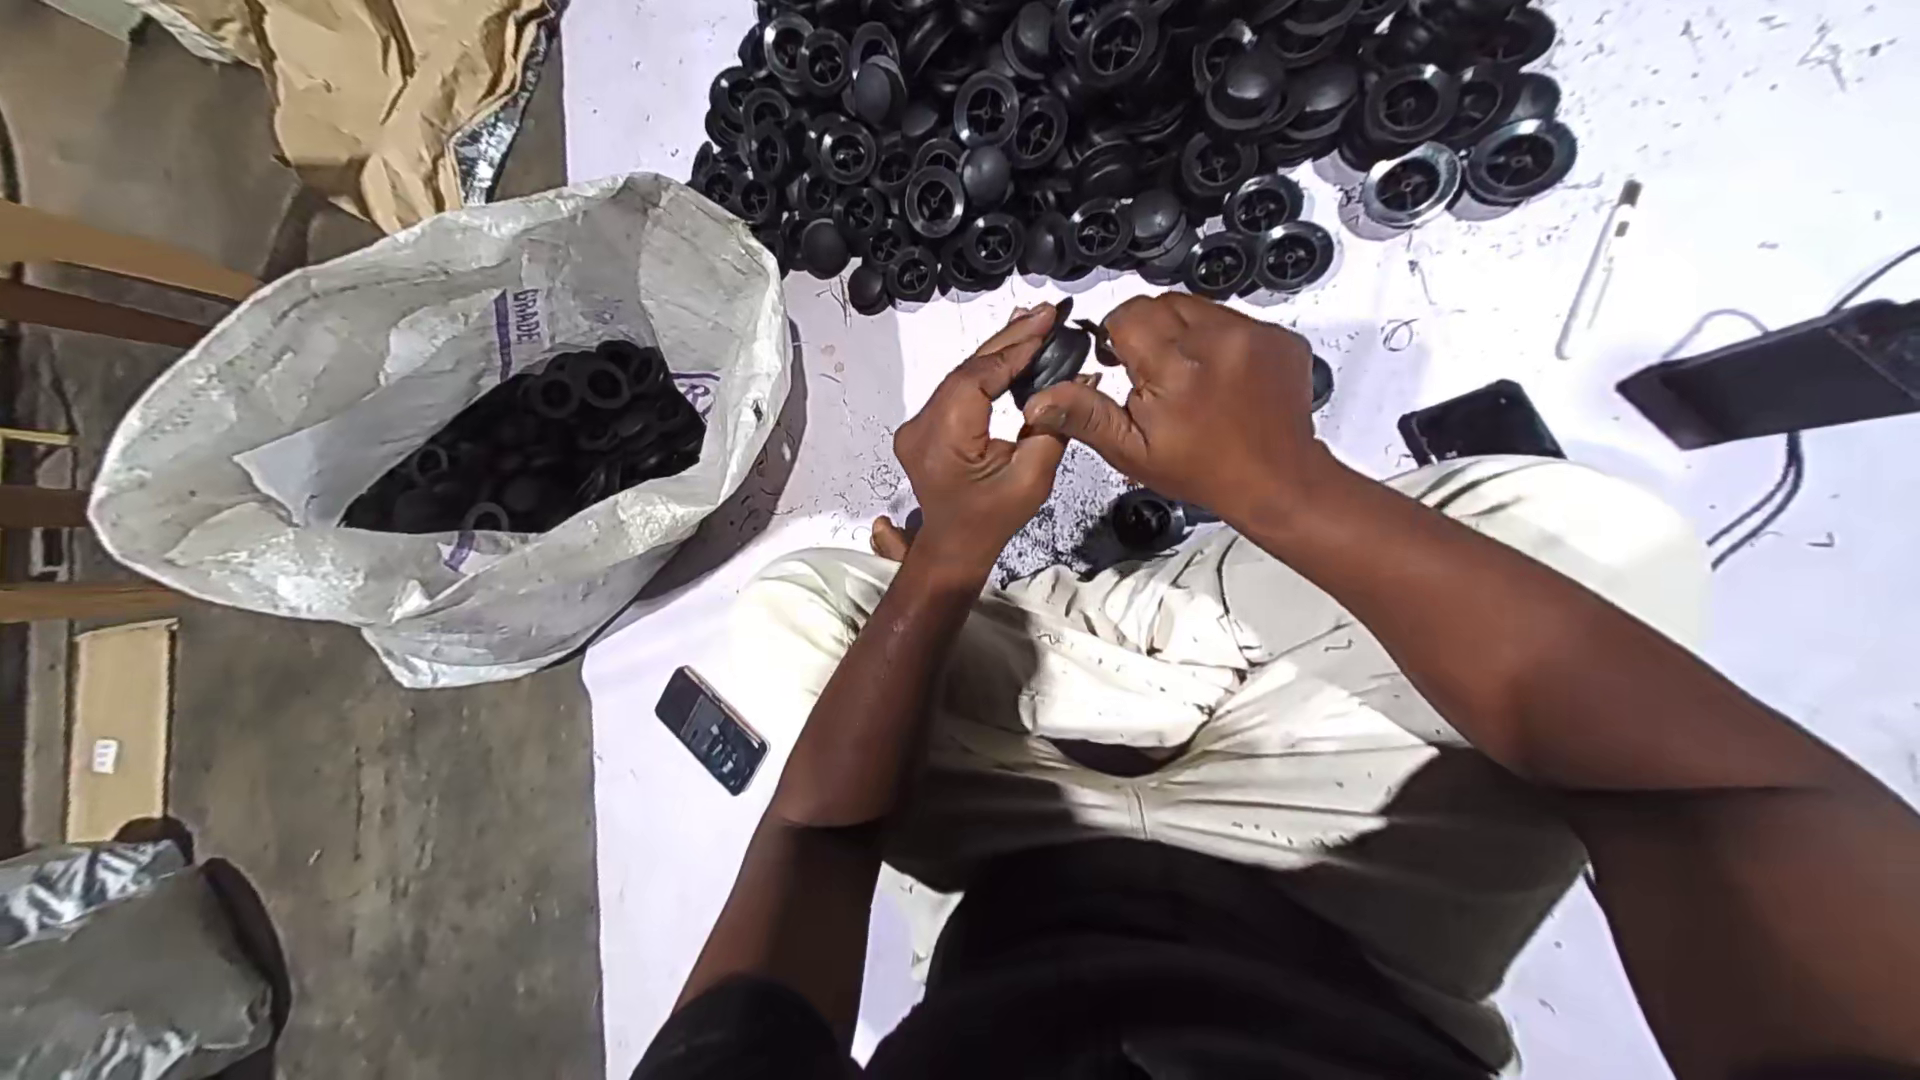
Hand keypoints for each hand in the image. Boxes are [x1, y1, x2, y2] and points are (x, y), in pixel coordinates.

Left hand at [885, 304, 1071, 575]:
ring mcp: (916, 427)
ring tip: (1030, 325)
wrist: (955, 545)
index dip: (1013, 348)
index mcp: (944, 441)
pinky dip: (982, 371)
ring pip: (959, 376)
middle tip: (1042, 314)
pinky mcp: (922, 427)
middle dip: (1007, 340)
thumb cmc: (990, 521)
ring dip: (996, 352)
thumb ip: (1054, 426)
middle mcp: (921, 429)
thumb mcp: (1032, 479)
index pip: (977, 378)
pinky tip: (1005, 353)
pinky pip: (955, 390)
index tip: (1044, 324)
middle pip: (966, 370)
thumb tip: (1077, 380)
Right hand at [1021, 293, 1334, 528]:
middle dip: (1149, 335)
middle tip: (1156, 377)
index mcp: (1173, 367)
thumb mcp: (1132, 451)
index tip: (1123, 363)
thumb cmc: (1206, 470)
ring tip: (1189, 379)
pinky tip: (1219, 377)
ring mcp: (1252, 335)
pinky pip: (1233, 318)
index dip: (1117, 338)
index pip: (1127, 315)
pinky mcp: (1277, 337)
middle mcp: (1216, 341)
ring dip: (1183, 334)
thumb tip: (1041, 401)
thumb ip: (1084, 416)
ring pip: (1196, 307)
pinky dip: (1218, 340)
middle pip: (1160, 304)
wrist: (1274, 479)